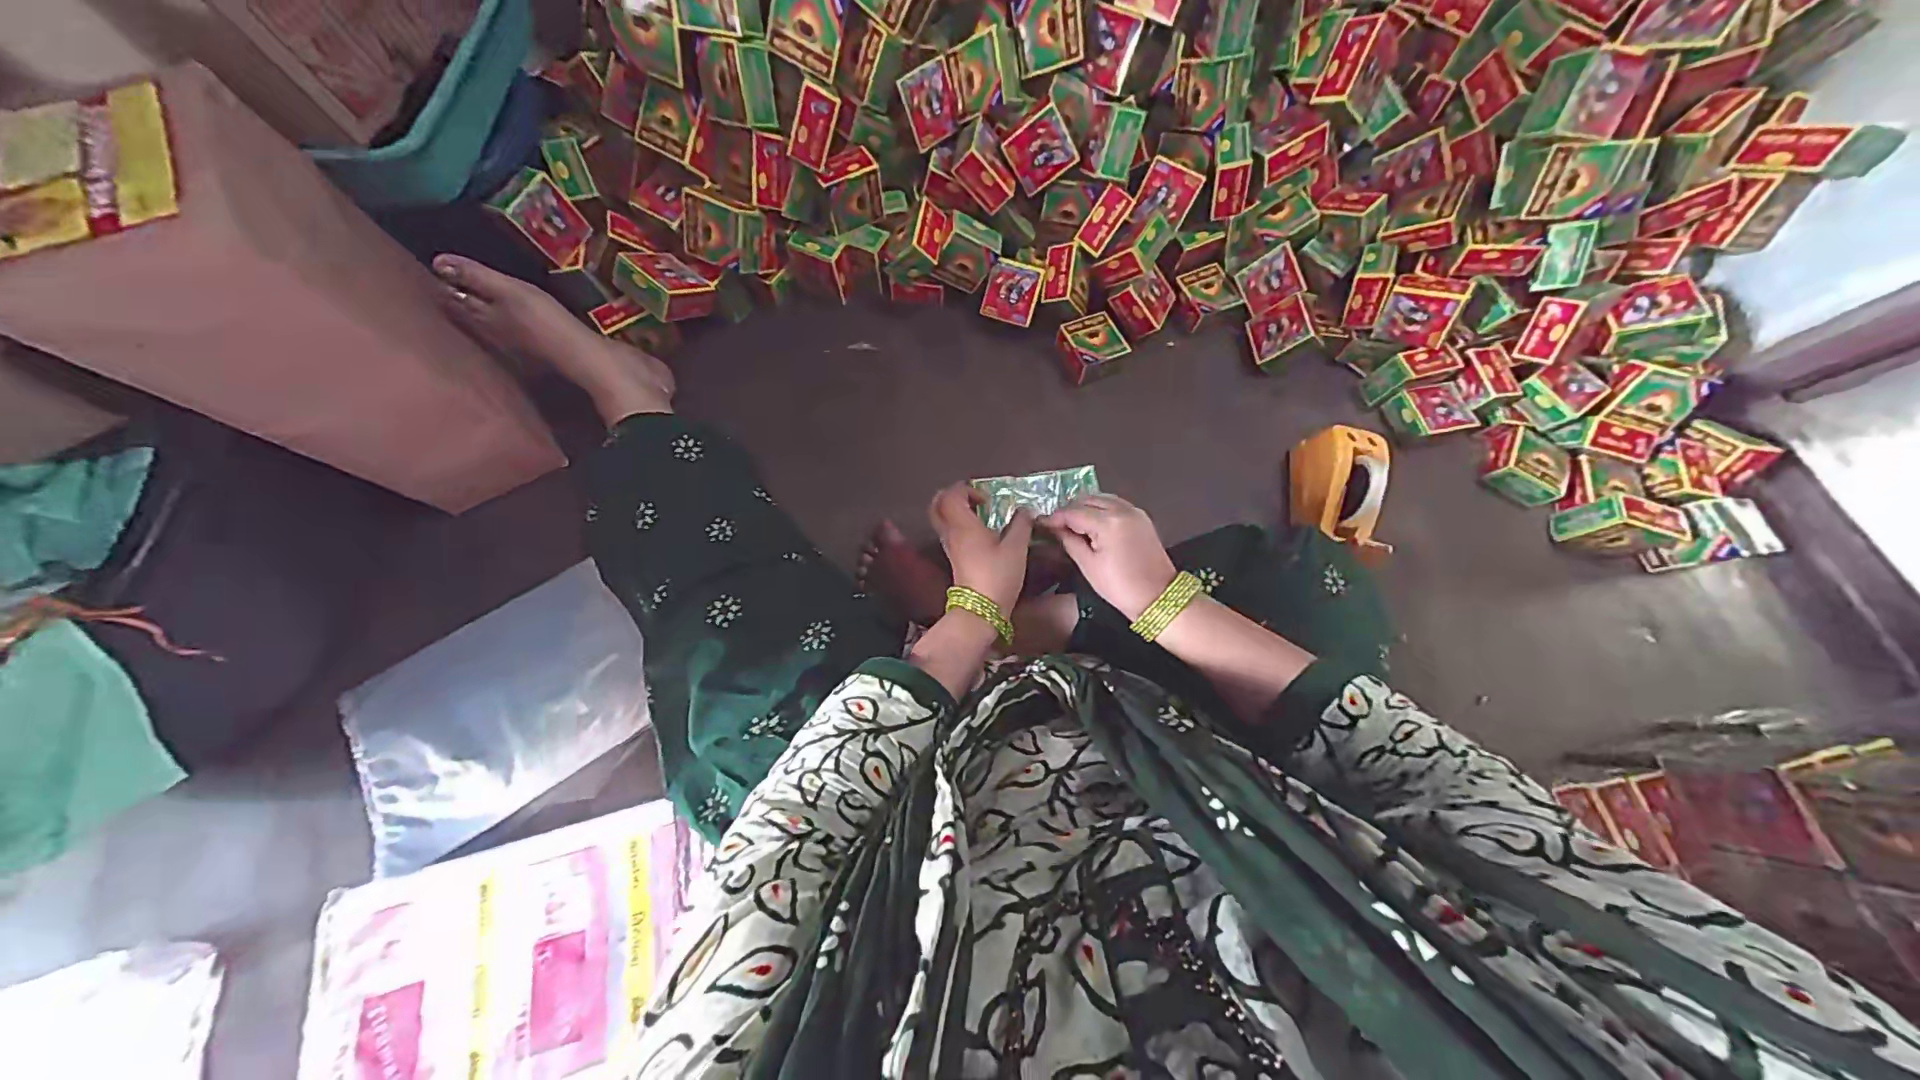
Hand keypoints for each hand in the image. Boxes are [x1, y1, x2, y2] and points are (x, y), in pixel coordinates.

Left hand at [928, 483, 1032, 613]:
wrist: (981, 609)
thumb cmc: (998, 575)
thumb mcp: (1016, 548)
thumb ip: (1021, 524)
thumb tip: (1025, 510)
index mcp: (962, 525)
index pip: (951, 495)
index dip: (966, 490)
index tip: (986, 499)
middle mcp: (950, 532)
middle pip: (938, 504)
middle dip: (953, 496)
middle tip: (973, 499)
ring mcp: (949, 546)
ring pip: (941, 518)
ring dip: (954, 510)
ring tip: (977, 514)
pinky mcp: (953, 557)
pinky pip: (948, 531)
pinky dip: (957, 524)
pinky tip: (978, 531)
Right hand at [1039, 495, 1178, 620]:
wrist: (1158, 597)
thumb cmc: (1120, 586)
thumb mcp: (1088, 565)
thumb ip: (1069, 541)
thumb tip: (1055, 529)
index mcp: (1108, 522)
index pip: (1073, 512)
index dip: (1055, 517)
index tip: (1042, 524)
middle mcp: (1122, 510)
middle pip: (1087, 500)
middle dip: (1070, 510)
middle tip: (1056, 525)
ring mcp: (1134, 512)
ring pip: (1102, 498)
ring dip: (1085, 507)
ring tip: (1073, 524)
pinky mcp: (1142, 518)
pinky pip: (1115, 504)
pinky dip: (1101, 509)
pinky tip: (1093, 523)